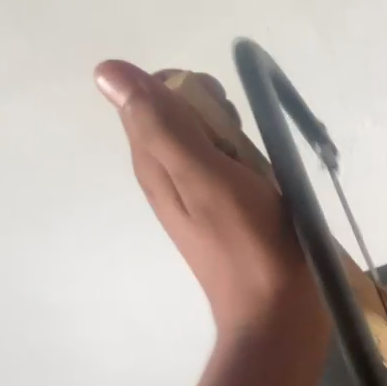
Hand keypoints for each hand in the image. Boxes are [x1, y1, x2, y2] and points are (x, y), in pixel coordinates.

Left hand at [95, 60, 314, 333]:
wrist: (278, 314)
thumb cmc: (250, 244)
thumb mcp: (205, 177)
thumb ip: (163, 125)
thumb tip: (108, 72)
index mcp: (154, 163)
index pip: (149, 94)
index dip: (187, 90)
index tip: (227, 114)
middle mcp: (168, 177)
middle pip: (178, 118)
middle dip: (214, 115)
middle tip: (248, 145)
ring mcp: (199, 200)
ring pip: (207, 146)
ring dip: (236, 144)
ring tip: (263, 170)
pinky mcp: (229, 219)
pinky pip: (229, 175)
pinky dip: (248, 170)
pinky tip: (268, 190)